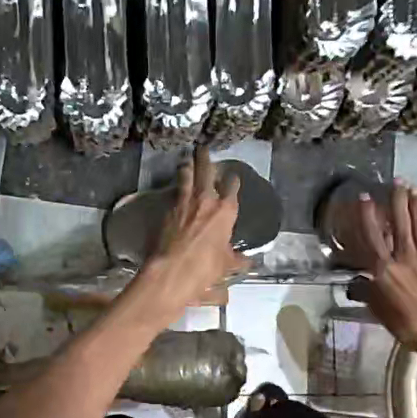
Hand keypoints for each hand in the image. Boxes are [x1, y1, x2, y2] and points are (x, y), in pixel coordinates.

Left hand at [132, 147, 245, 314]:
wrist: (174, 269)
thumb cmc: (206, 266)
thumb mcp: (227, 264)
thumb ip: (237, 259)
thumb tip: (249, 262)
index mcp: (226, 210)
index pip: (232, 188)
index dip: (232, 180)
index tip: (232, 176)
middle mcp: (206, 200)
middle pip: (207, 172)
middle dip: (206, 159)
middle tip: (203, 148)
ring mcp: (185, 202)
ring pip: (186, 176)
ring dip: (187, 166)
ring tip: (185, 158)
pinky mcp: (167, 209)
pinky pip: (173, 193)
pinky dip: (175, 187)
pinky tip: (174, 187)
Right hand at [349, 184, 416, 355]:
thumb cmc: (406, 325)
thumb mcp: (380, 311)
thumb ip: (367, 293)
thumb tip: (356, 283)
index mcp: (384, 270)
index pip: (372, 237)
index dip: (367, 216)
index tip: (365, 198)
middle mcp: (403, 258)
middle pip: (400, 223)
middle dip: (397, 200)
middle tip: (397, 181)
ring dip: (415, 204)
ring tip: (413, 187)